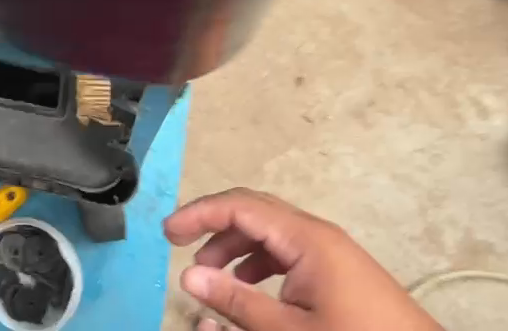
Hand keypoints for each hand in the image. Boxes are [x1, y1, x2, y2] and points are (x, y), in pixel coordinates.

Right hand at [163, 189, 443, 330]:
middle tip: (181, 243)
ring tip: (211, 275)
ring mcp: (331, 251)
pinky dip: (259, 262)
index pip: (238, 206)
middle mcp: (316, 233)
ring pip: (268, 231)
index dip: (198, 214)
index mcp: (305, 238)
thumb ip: (237, 302)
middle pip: (252, 210)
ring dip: (234, 246)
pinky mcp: (340, 272)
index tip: (167, 234)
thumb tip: (186, 276)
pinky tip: (249, 287)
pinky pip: (287, 251)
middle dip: (213, 225)